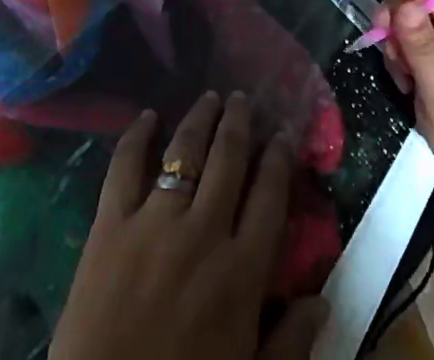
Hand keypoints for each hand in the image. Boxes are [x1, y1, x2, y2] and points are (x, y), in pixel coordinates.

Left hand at [50, 92, 328, 359]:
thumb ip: (290, 341)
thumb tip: (322, 300)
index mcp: (242, 270)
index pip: (270, 197)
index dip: (279, 159)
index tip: (283, 133)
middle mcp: (203, 231)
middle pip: (228, 161)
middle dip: (239, 125)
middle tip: (244, 99)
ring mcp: (154, 222)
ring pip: (184, 154)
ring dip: (200, 121)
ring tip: (210, 98)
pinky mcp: (110, 223)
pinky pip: (124, 168)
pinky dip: (136, 137)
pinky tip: (147, 117)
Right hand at [372, 0, 433, 190]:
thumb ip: (422, 49)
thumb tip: (403, 4)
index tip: (385, 19)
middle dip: (397, 20)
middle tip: (388, 52)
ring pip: (409, 17)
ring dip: (397, 43)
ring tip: (404, 78)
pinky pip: (408, 37)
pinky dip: (399, 56)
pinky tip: (406, 82)